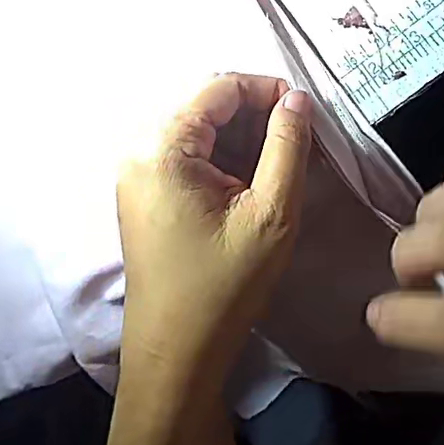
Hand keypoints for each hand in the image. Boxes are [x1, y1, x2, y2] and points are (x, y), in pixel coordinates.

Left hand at [116, 74, 316, 389]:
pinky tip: (252, 181)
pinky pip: (189, 153)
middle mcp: (142, 147)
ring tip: (281, 165)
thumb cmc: (223, 288)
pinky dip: (224, 157)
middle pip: (208, 105)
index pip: (219, 87)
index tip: (304, 113)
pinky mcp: (145, 190)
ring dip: (243, 137)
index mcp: (163, 146)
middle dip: (257, 116)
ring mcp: (139, 169)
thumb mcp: (270, 214)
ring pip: (201, 128)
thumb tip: (297, 98)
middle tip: (299, 143)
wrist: (174, 357)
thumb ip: (287, 147)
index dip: (266, 90)